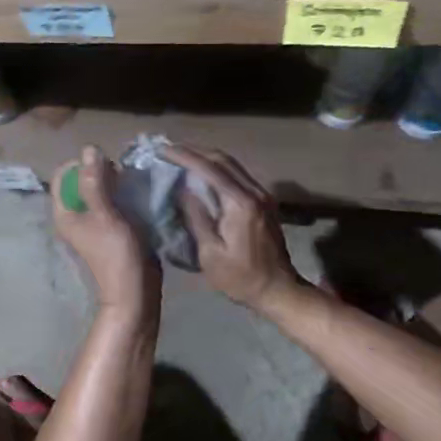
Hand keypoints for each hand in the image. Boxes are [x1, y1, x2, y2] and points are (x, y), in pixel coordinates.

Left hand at [51, 145, 160, 311]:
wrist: (134, 290)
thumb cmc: (115, 253)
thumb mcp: (104, 213)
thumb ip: (95, 182)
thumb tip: (88, 149)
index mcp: (64, 213)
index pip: (62, 176)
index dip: (80, 164)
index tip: (104, 163)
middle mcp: (74, 216)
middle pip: (82, 181)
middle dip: (101, 172)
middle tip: (122, 174)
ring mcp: (93, 222)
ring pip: (100, 191)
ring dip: (115, 183)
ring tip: (133, 183)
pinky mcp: (111, 227)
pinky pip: (113, 203)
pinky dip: (124, 195)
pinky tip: (139, 195)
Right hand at [162, 144, 320, 316]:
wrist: (278, 290)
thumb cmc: (240, 277)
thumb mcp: (210, 253)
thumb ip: (196, 217)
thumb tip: (182, 189)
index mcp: (241, 204)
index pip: (210, 169)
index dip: (184, 156)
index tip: (162, 150)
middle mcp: (255, 193)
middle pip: (223, 159)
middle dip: (194, 150)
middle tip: (167, 149)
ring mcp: (262, 195)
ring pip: (231, 164)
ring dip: (205, 156)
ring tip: (179, 156)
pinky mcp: (262, 201)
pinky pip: (236, 174)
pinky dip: (216, 167)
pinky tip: (199, 173)